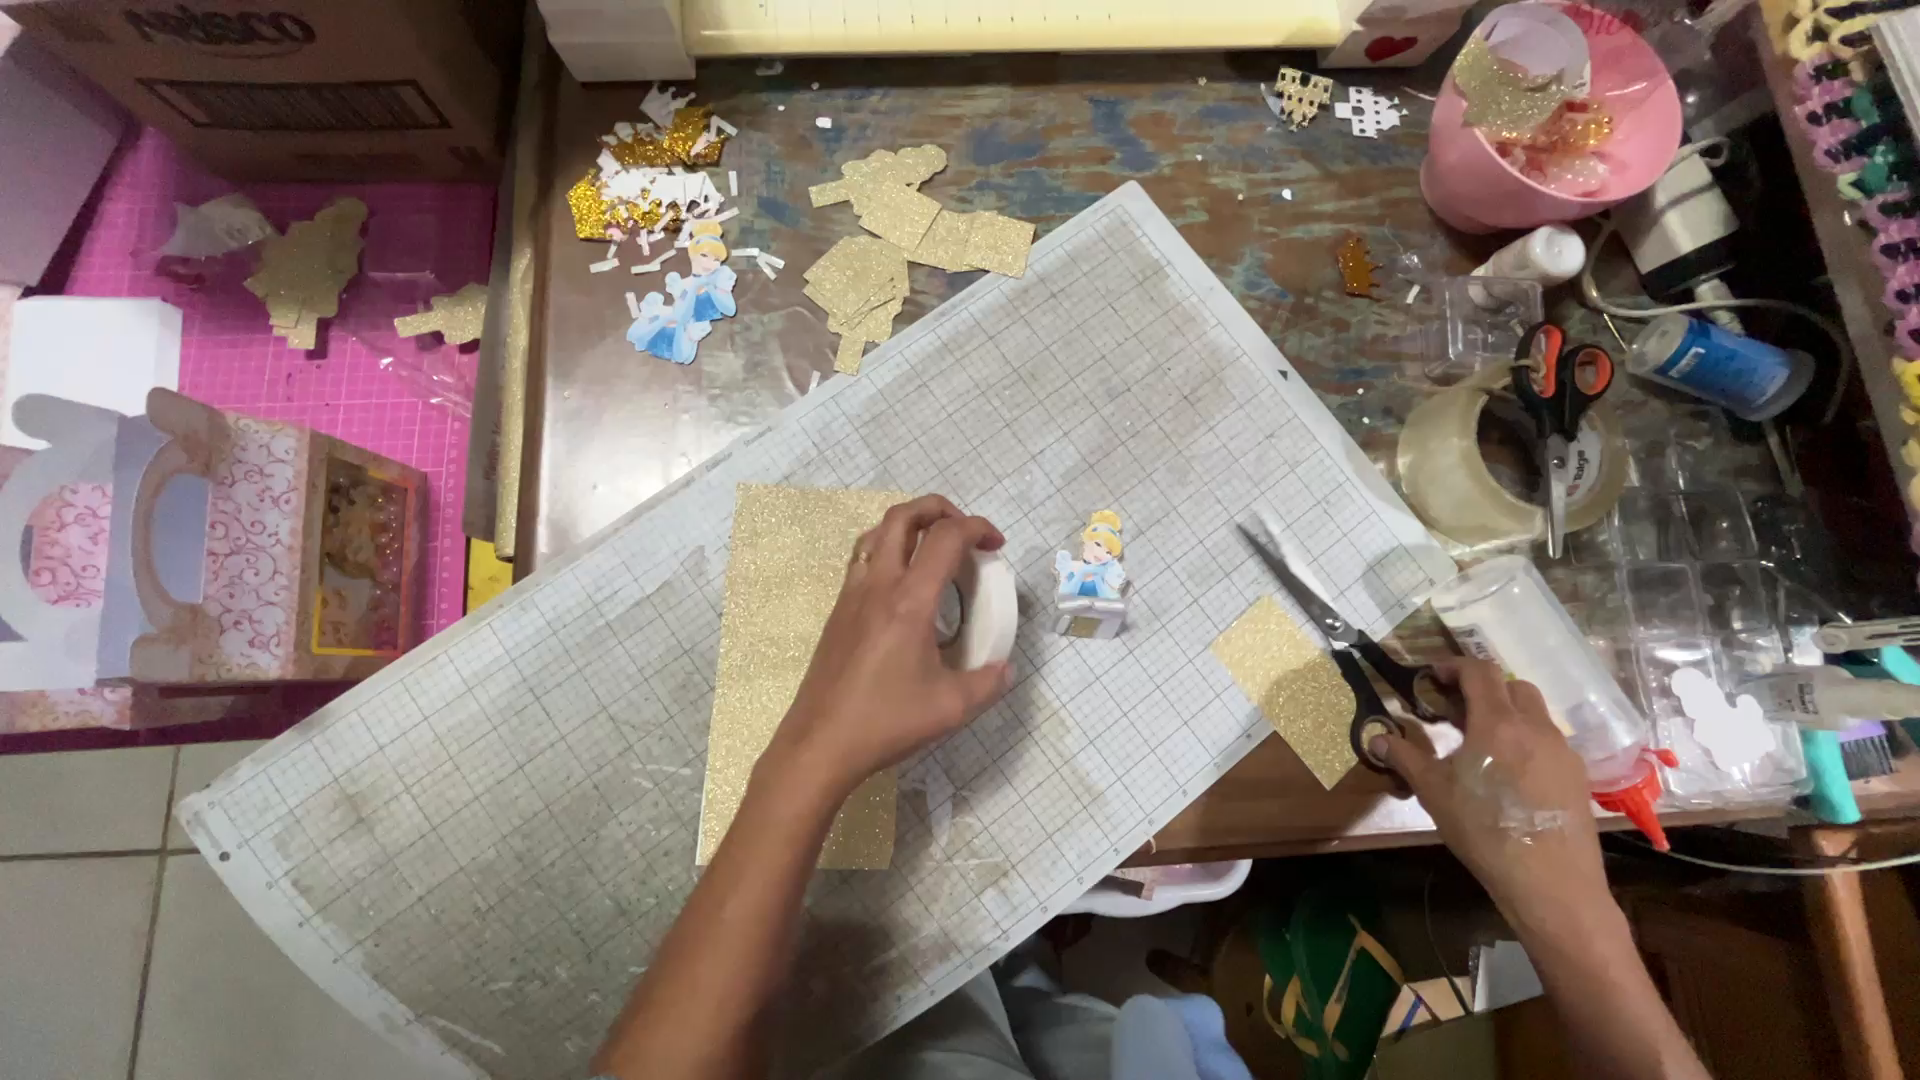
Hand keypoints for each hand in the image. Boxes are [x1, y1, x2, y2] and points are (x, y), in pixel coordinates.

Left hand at [760, 495, 1014, 800]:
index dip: (978, 528)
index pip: (946, 537)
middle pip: (903, 516)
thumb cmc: (886, 723)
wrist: (820, 743)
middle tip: (964, 532)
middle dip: (939, 508)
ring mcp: (851, 595)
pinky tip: (904, 587)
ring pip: (876, 533)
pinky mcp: (838, 612)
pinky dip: (889, 551)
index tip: (996, 546)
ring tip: (933, 550)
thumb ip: (988, 683)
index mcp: (909, 601)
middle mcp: (877, 586)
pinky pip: (863, 560)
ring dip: (909, 526)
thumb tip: (1005, 668)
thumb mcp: (951, 708)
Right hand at [1371, 659, 1614, 934]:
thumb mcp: (1432, 791)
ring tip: (1478, 741)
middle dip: (1482, 688)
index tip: (1432, 677)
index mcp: (1497, 723)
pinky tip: (1506, 771)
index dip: (1453, 666)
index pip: (1479, 671)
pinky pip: (1547, 741)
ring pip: (1534, 713)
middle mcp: (1535, 728)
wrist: (1550, 883)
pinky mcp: (1576, 776)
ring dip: (1505, 713)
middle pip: (1512, 685)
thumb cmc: (1483, 829)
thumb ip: (1404, 757)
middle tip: (1454, 709)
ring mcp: (1562, 752)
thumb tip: (1377, 739)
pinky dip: (1524, 739)